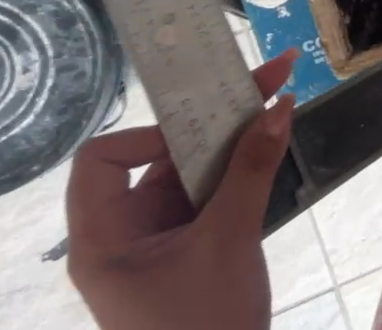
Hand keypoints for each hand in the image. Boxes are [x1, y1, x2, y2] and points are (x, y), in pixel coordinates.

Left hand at [67, 50, 297, 329]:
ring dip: (234, 138)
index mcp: (105, 238)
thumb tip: (279, 103)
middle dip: (213, 117)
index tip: (203, 127)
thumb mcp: (229, 240)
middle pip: (158, 157)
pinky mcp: (192, 247)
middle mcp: (125, 233)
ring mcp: (161, 240)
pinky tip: (274, 145)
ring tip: (281, 100)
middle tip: (271, 76)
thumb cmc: (203, 323)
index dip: (147, 134)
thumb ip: (251, 170)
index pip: (100, 162)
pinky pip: (211, 192)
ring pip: (191, 172)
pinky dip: (241, 166)